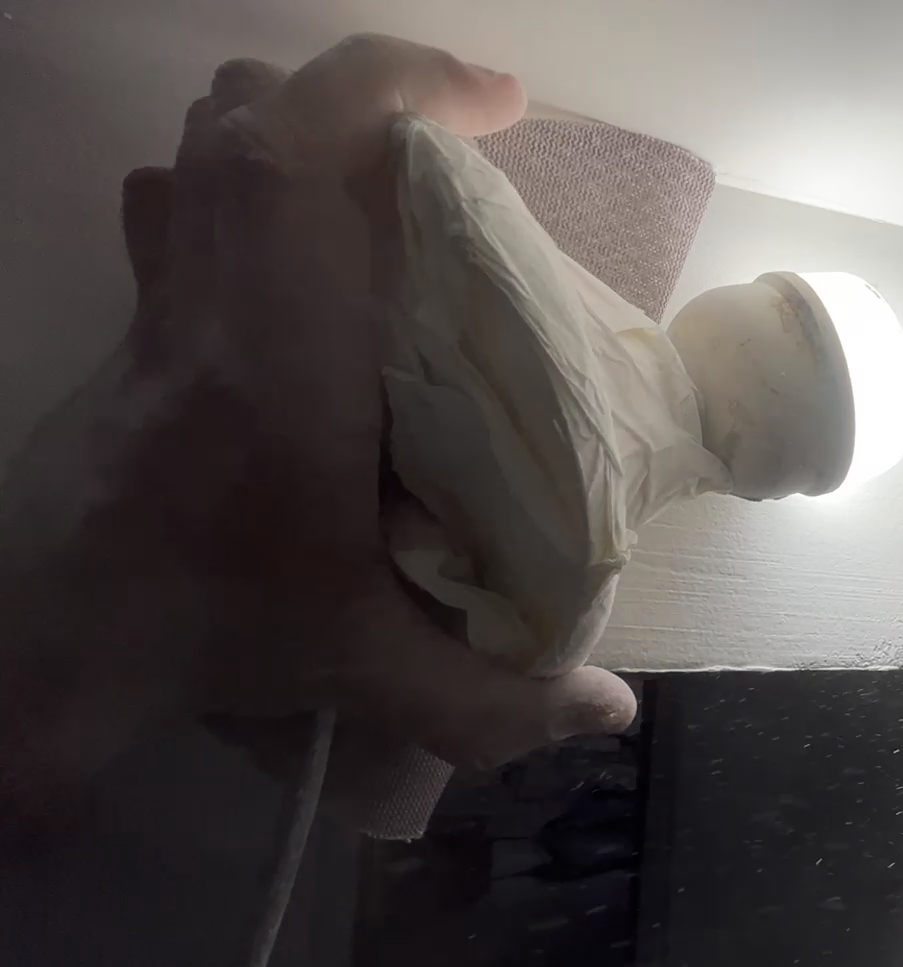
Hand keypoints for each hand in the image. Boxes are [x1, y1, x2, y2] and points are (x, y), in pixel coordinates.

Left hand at [0, 35, 633, 829]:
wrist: (22, 652)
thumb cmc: (201, 643)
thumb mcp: (370, 681)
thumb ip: (500, 704)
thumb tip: (619, 713)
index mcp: (278, 372)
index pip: (299, 168)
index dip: (397, 93)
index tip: (499, 97)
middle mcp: (214, 315)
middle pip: (252, 125)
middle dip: (372, 93)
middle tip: (476, 140)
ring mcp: (167, 312)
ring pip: (208, 148)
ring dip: (313, 125)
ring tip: (415, 173)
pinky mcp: (148, 328)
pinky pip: (188, 203)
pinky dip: (258, 178)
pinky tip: (327, 233)